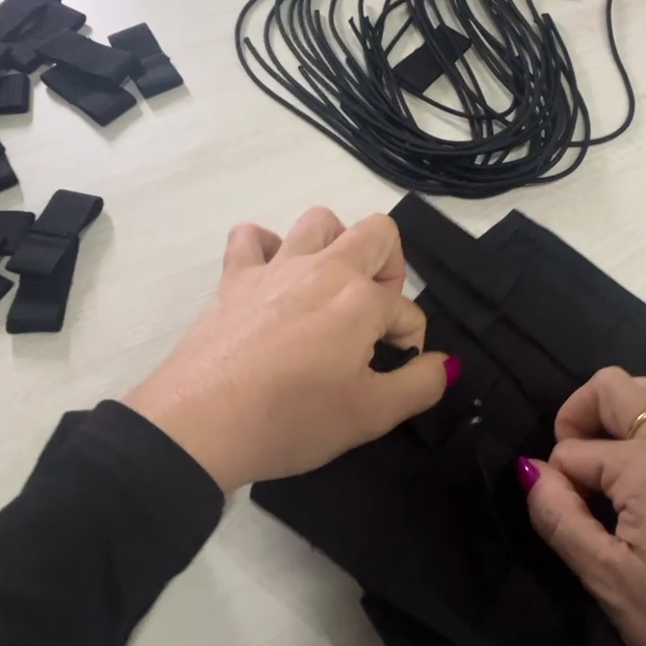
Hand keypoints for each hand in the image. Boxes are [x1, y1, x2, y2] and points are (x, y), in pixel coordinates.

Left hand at [124, 207, 454, 493]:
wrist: (201, 424)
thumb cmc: (291, 420)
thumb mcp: (371, 416)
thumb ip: (420, 385)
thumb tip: (445, 364)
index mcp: (360, 300)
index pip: (408, 312)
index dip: (410, 344)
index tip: (391, 373)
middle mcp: (323, 269)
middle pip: (377, 232)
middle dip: (390, 269)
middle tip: (373, 317)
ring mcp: (276, 268)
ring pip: (319, 221)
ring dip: (336, 245)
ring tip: (330, 290)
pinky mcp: (234, 278)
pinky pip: (252, 237)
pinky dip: (267, 248)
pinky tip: (272, 279)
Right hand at [521, 369, 645, 645]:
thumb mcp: (606, 579)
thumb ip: (560, 516)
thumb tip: (528, 470)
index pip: (572, 452)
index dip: (556, 485)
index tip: (567, 526)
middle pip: (614, 387)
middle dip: (577, 416)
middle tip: (570, 474)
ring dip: (618, 407)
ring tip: (599, 456)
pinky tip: (632, 470)